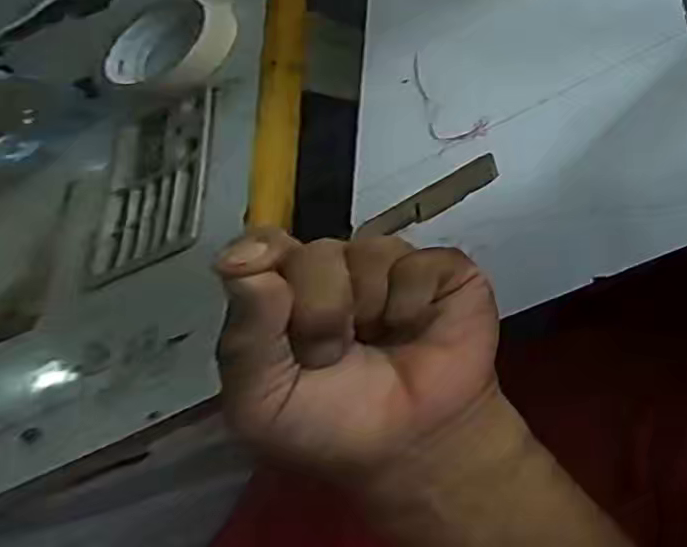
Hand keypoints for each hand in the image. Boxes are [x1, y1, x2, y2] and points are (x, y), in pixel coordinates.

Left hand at [214, 229, 520, 486]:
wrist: (412, 438)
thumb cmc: (331, 425)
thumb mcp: (262, 400)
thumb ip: (246, 337)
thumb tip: (241, 265)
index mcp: (289, 301)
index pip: (268, 251)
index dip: (262, 248)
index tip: (248, 261)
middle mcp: (342, 275)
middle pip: (319, 252)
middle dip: (320, 307)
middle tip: (332, 352)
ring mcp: (395, 268)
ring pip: (372, 250)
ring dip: (369, 305)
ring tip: (378, 339)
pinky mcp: (445, 268)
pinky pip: (419, 262)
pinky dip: (412, 301)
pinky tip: (415, 325)